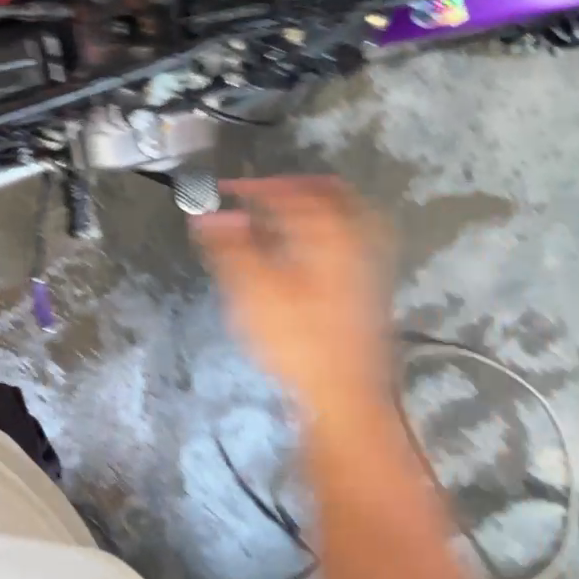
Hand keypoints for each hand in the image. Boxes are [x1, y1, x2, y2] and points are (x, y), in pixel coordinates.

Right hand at [190, 177, 394, 416]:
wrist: (343, 393)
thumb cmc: (294, 338)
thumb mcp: (251, 289)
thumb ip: (230, 246)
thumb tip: (210, 215)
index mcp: (326, 237)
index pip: (291, 193)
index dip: (255, 185)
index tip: (226, 188)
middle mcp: (355, 244)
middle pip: (335, 196)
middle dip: (298, 186)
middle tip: (266, 187)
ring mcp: (368, 267)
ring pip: (348, 217)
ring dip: (316, 205)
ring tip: (285, 208)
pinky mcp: (368, 289)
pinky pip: (352, 239)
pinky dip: (327, 229)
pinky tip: (305, 245)